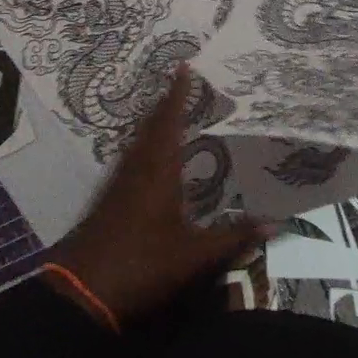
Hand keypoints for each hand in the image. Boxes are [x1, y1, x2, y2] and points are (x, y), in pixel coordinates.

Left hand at [47, 66, 269, 324]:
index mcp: (158, 172)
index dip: (177, 95)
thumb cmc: (141, 265)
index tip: (183, 67)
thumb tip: (276, 224)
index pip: (169, 123)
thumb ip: (232, 238)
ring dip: (152, 124)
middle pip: (150, 127)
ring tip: (167, 113)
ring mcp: (118, 185)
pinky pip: (130, 159)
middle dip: (165, 104)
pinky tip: (148, 159)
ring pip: (137, 142)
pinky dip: (143, 145)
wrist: (82, 290)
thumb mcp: (193, 256)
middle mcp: (136, 169)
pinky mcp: (108, 200)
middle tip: (179, 83)